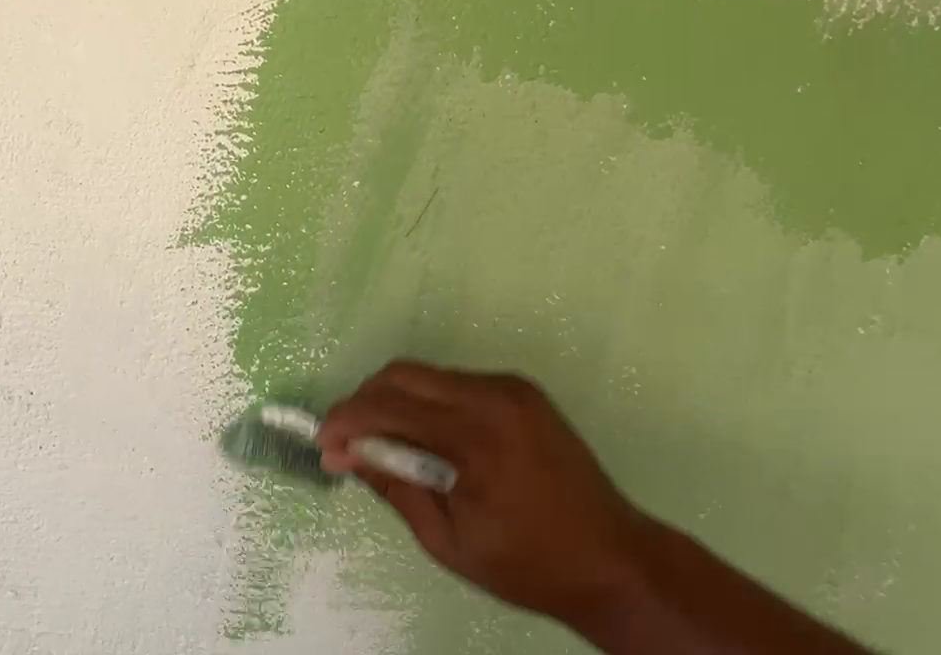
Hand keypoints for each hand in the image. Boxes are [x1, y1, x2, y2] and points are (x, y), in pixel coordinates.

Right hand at [317, 360, 652, 627]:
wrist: (615, 560)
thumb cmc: (528, 564)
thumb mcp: (447, 539)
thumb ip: (392, 486)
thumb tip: (343, 453)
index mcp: (475, 439)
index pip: (389, 408)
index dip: (347, 420)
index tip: (324, 442)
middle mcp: (491, 397)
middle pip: (402, 376)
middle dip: (365, 402)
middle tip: (349, 440)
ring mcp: (510, 388)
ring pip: (426, 376)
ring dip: (395, 400)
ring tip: (386, 443)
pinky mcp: (521, 390)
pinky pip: (454, 383)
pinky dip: (428, 403)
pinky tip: (427, 438)